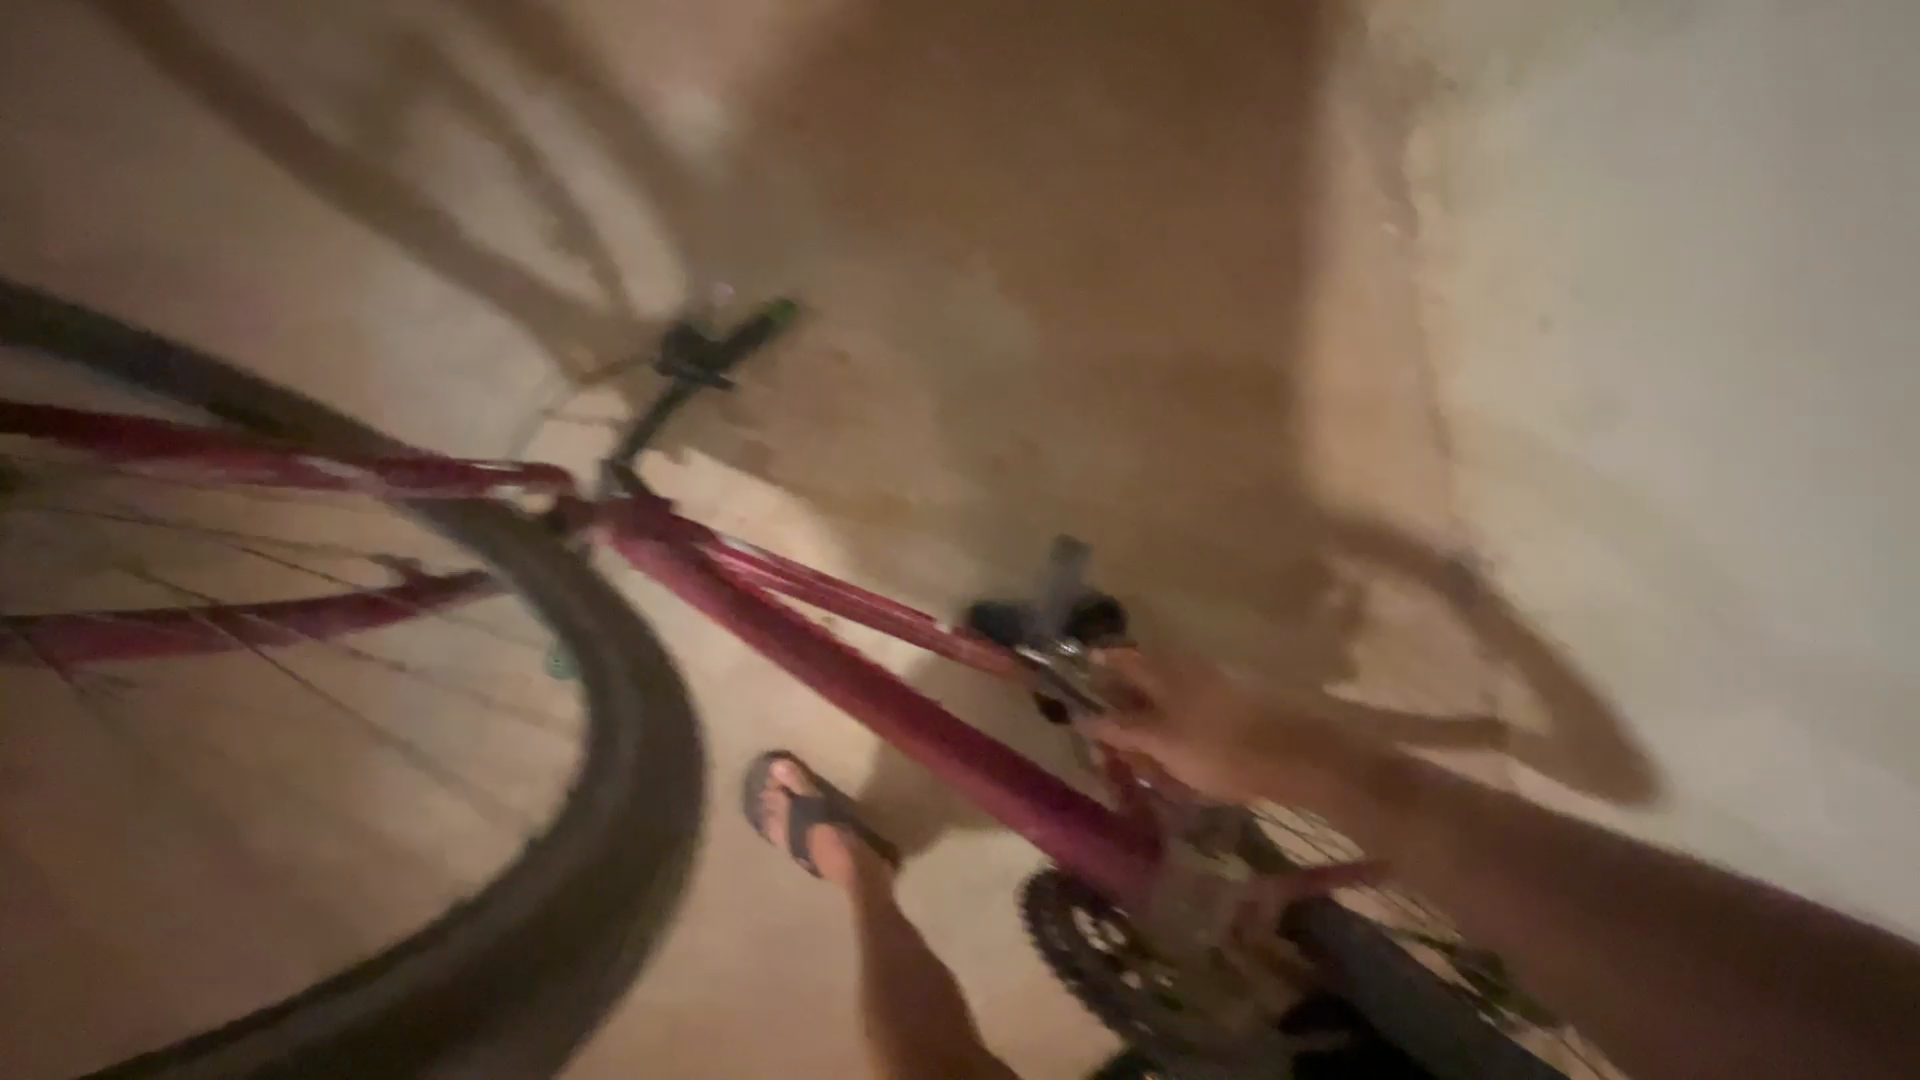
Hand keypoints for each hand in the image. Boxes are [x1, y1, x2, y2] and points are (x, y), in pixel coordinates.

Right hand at [1083, 648, 1346, 804]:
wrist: (1292, 757)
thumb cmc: (1216, 747)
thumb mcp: (1159, 741)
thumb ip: (1120, 729)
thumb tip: (1084, 718)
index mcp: (1164, 672)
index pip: (1121, 658)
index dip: (1099, 663)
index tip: (1081, 675)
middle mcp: (1185, 672)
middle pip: (1142, 682)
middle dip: (1122, 708)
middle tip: (1109, 742)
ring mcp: (1211, 690)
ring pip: (1166, 705)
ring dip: (1149, 729)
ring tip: (1144, 764)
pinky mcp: (1231, 713)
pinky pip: (1189, 722)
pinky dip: (1175, 740)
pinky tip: (1177, 769)